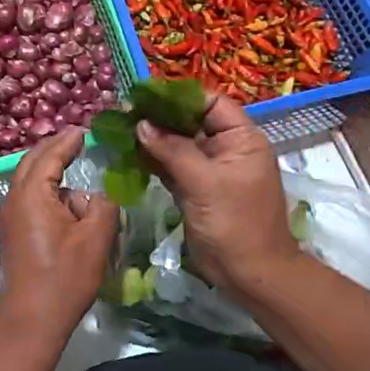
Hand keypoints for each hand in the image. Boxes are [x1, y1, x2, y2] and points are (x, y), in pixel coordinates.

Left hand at [0, 128, 118, 339]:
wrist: (31, 322)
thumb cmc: (64, 278)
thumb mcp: (96, 237)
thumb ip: (104, 205)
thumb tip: (96, 197)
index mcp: (31, 193)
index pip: (50, 154)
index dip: (68, 140)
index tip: (85, 130)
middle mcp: (13, 199)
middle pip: (33, 162)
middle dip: (54, 149)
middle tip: (78, 140)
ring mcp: (9, 218)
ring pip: (30, 182)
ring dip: (51, 171)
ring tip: (79, 169)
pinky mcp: (13, 234)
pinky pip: (30, 199)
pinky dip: (48, 190)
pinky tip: (68, 202)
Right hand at [136, 93, 295, 287]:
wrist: (248, 273)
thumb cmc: (234, 223)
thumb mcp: (204, 182)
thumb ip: (173, 150)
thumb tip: (141, 124)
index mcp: (241, 139)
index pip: (211, 103)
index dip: (180, 98)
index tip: (146, 97)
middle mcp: (227, 148)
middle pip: (191, 122)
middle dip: (160, 118)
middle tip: (125, 112)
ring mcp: (210, 170)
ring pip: (178, 145)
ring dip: (153, 139)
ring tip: (121, 129)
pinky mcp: (196, 189)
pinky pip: (173, 166)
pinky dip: (153, 160)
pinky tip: (129, 153)